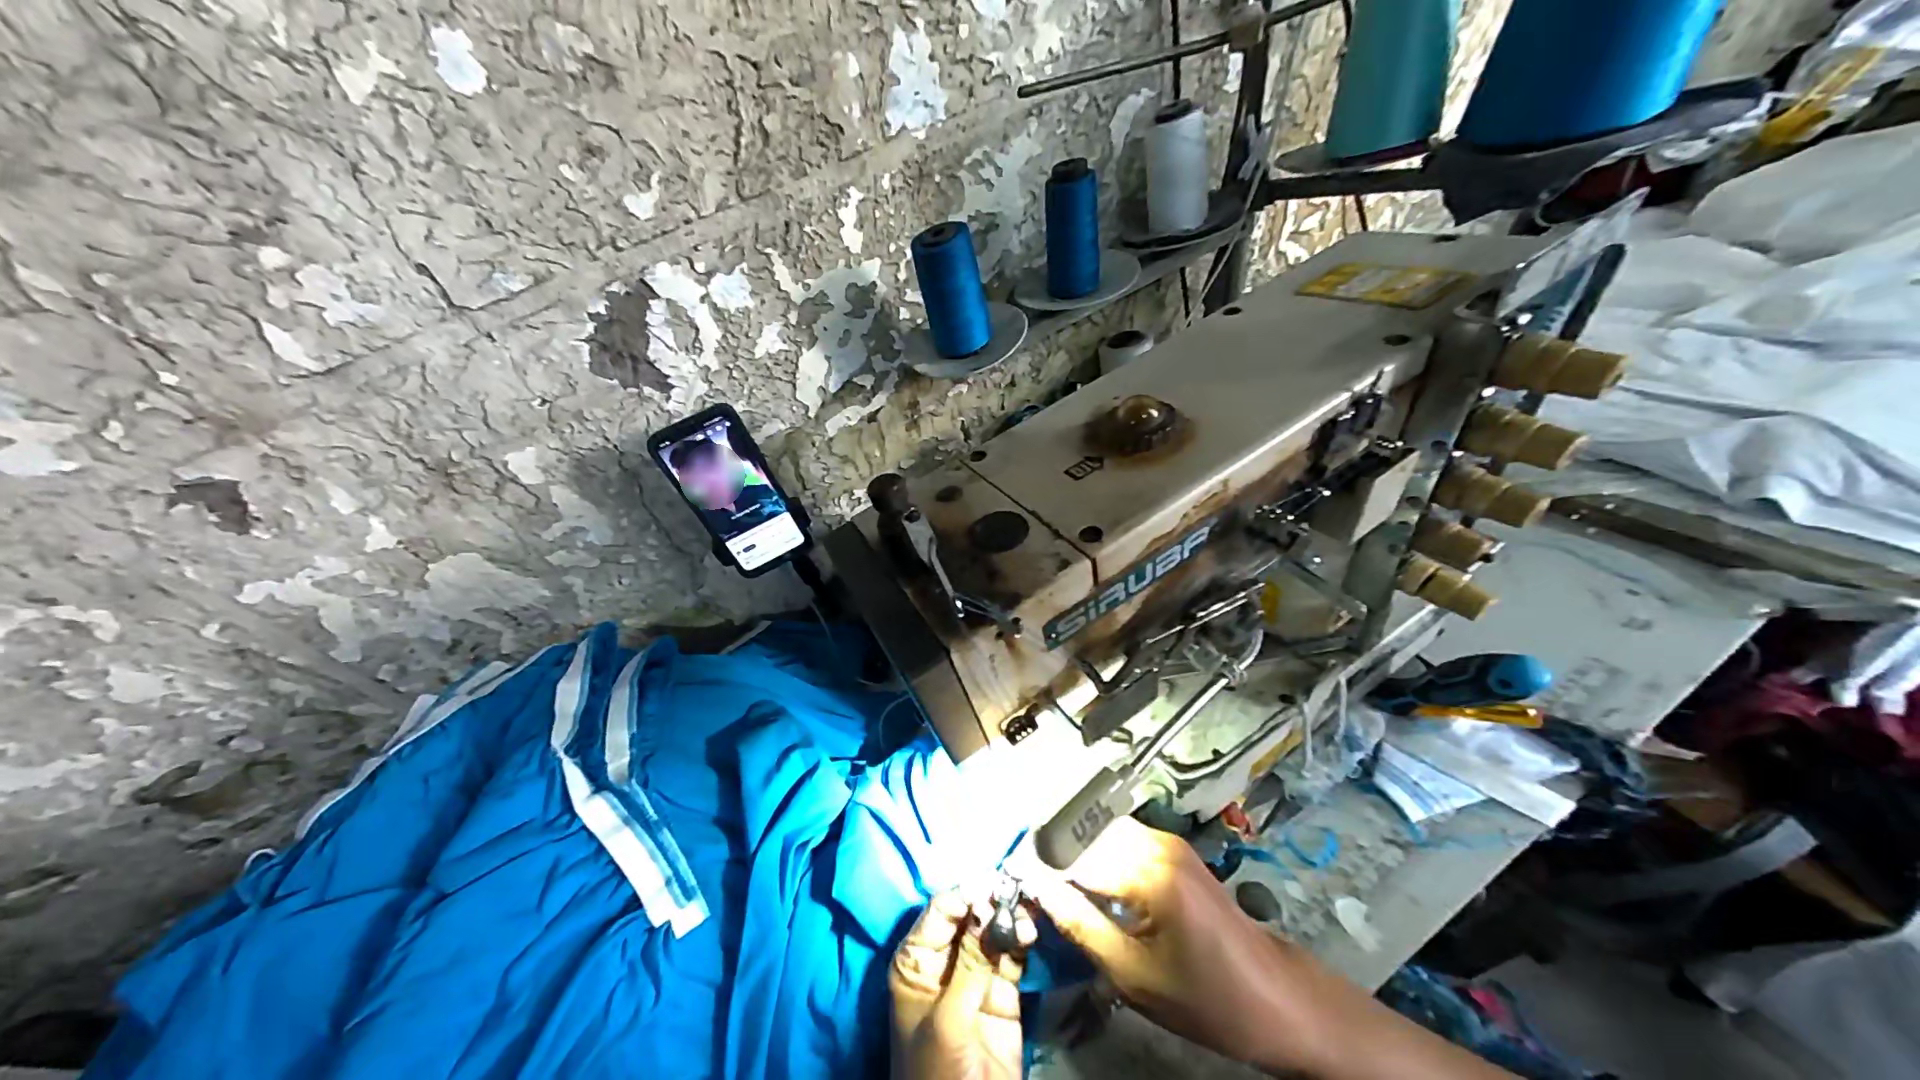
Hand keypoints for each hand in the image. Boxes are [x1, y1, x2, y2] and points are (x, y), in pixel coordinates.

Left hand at [889, 889, 1036, 1079]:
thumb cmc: (937, 1074)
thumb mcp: (948, 1020)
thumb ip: (970, 964)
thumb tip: (989, 908)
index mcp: (917, 961)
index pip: (939, 912)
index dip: (964, 894)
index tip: (991, 882)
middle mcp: (945, 961)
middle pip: (969, 917)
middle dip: (992, 900)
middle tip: (1016, 887)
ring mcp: (975, 976)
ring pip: (994, 932)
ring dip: (1011, 917)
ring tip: (1027, 909)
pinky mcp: (1003, 993)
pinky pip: (1012, 955)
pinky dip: (1023, 940)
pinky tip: (1032, 929)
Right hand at [1021, 817, 1329, 1071]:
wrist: (1275, 997)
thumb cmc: (1206, 998)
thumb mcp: (1132, 974)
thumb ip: (1079, 924)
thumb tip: (1034, 887)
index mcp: (1148, 872)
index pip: (1072, 854)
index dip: (1037, 866)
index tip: (1011, 877)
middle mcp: (1157, 842)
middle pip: (1085, 832)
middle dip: (1054, 854)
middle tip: (1028, 880)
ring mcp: (1168, 841)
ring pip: (1101, 832)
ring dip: (1076, 853)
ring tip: (1053, 883)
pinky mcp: (1174, 848)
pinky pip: (1122, 840)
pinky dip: (1099, 856)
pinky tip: (1088, 883)